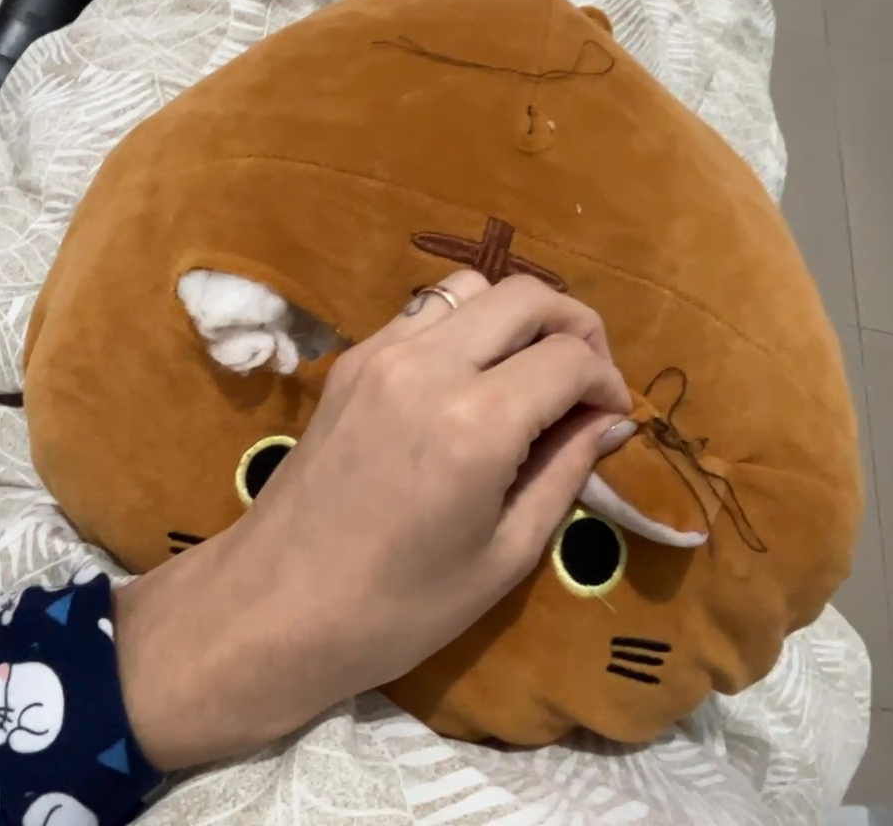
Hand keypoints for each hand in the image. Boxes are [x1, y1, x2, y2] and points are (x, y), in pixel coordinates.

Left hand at [112, 270, 634, 769]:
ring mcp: (380, 352)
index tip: (615, 416)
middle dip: (575, 326)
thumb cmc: (400, 605)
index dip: (609, 381)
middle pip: (525, 295)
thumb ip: (565, 470)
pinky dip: (463, 324)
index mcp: (475, 423)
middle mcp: (428, 365)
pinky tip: (468, 377)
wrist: (277, 604)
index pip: (570, 357)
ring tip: (528, 371)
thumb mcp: (506, 555)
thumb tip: (610, 419)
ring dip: (515, 316)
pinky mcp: (351, 359)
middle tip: (586, 380)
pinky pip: (423, 310)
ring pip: (470, 286)